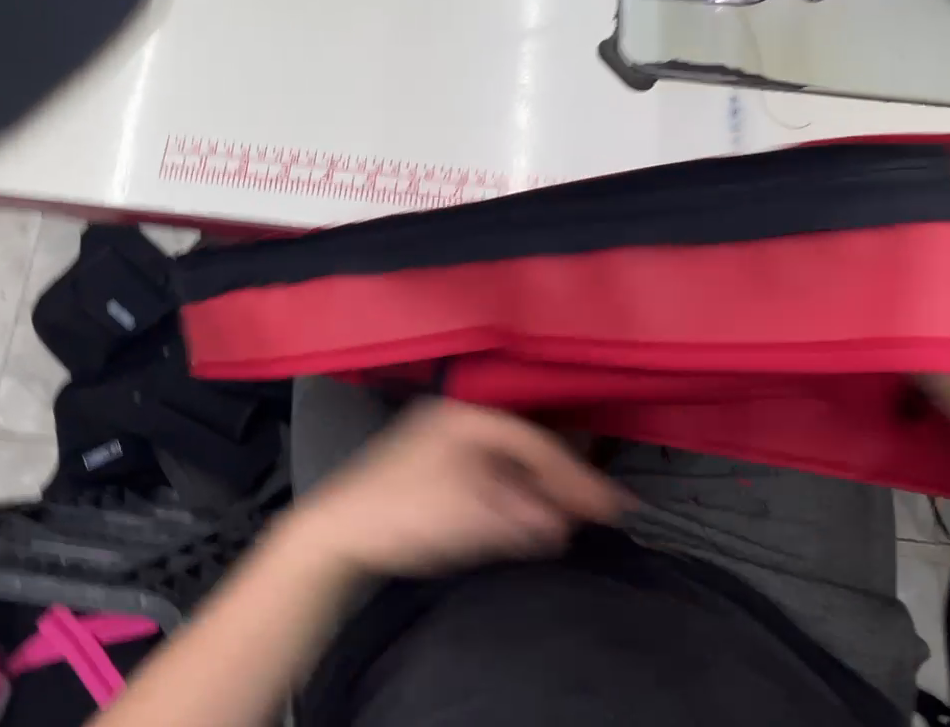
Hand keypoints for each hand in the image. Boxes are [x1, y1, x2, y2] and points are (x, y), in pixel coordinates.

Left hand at [277, 400, 631, 578]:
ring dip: (541, 491)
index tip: (610, 504)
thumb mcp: (469, 513)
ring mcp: (444, 446)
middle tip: (603, 510)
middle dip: (562, 480)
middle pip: (524, 448)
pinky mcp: (436, 472)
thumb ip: (520, 514)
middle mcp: (457, 423)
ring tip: (575, 517)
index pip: (534, 441)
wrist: (338, 531)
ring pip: (508, 464)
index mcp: (465, 418)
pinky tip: (531, 520)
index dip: (575, 474)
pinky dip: (515, 498)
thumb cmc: (403, 512)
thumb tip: (562, 522)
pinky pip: (490, 477)